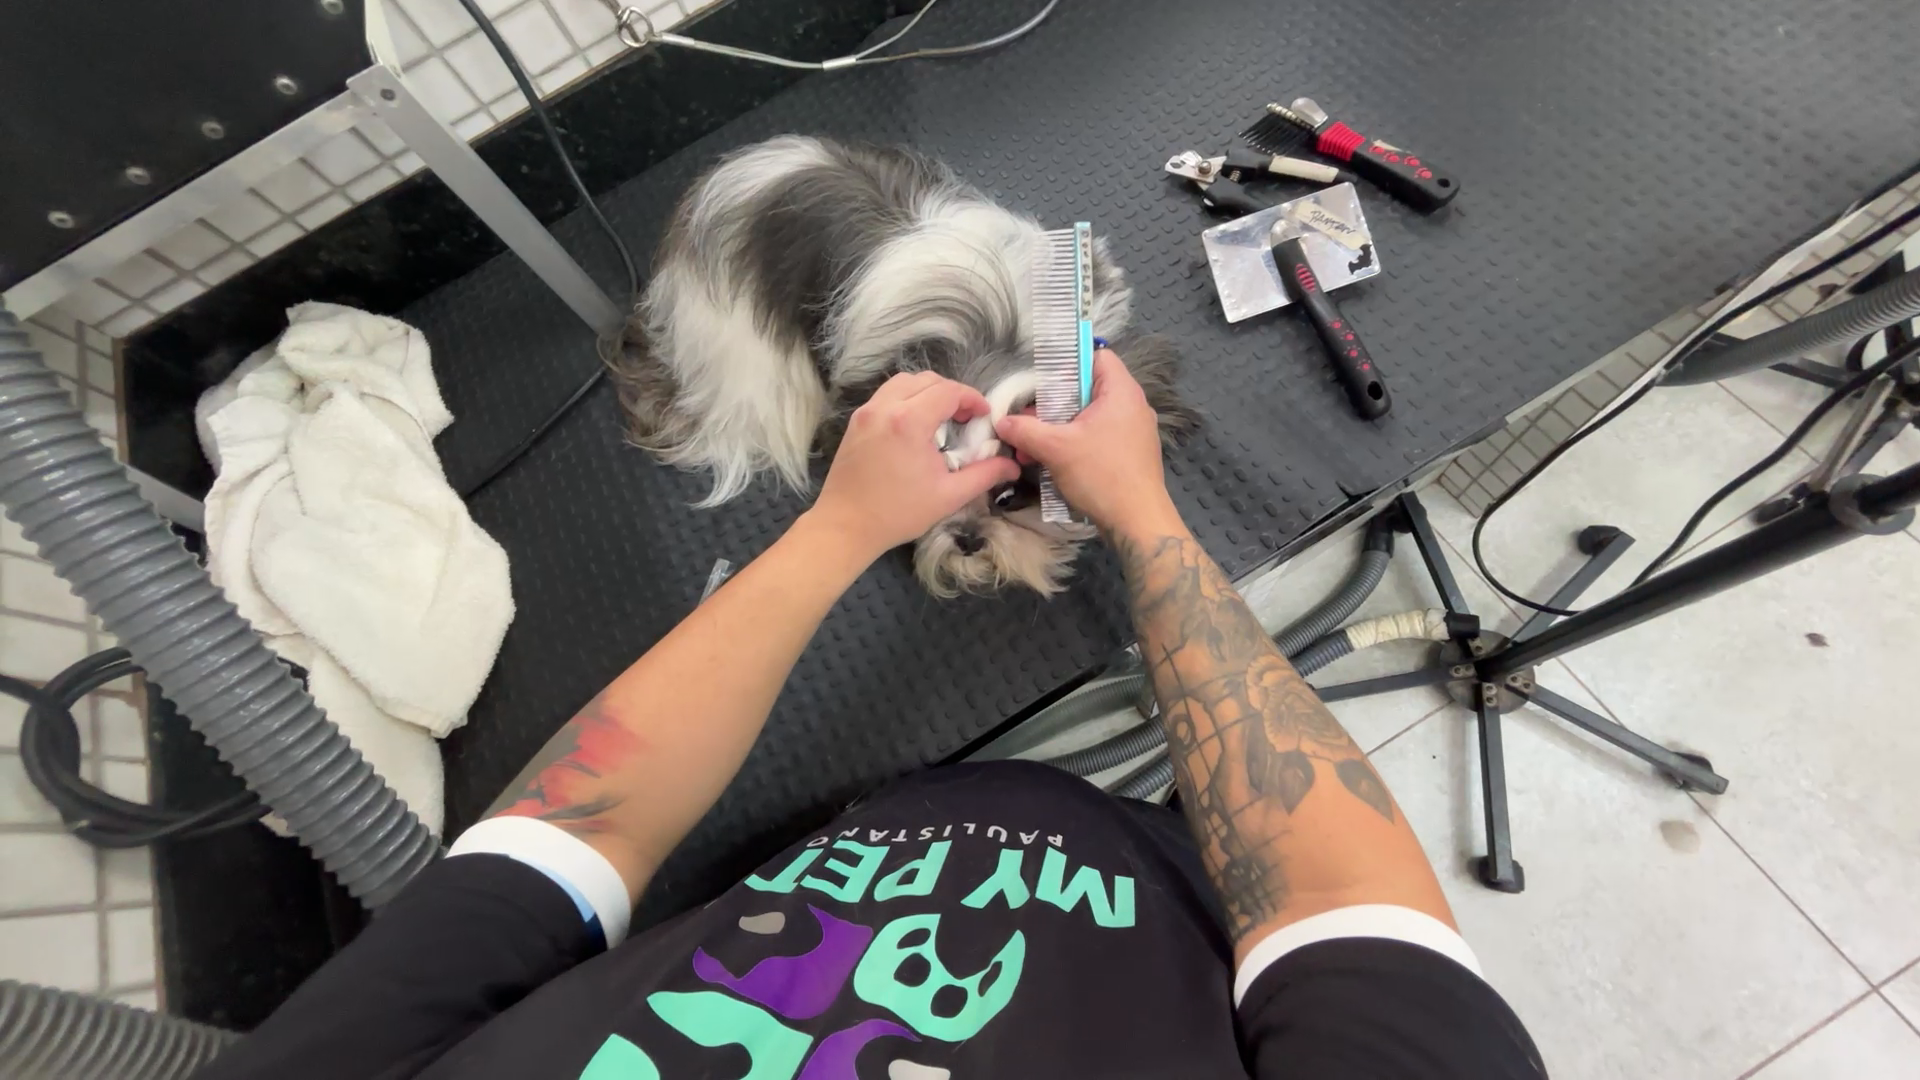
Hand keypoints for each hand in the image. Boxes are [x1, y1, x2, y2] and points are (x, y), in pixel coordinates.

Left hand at [805, 372, 1019, 560]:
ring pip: (903, 382)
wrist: (846, 526)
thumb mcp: (949, 496)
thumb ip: (984, 475)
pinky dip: (906, 399)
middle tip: (966, 418)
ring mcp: (866, 412)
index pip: (948, 391)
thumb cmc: (898, 513)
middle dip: (951, 393)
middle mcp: (885, 407)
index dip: (972, 399)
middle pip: (926, 379)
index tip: (984, 416)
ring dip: (927, 392)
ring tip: (941, 418)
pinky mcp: (855, 421)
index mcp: (909, 421)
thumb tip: (1012, 466)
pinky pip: (886, 396)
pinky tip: (916, 426)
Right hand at [995, 348, 1183, 537]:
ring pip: (1091, 416)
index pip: (1097, 356)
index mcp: (1121, 391)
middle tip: (1030, 421)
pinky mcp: (1132, 453)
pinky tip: (1056, 462)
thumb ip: (1025, 430)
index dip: (1069, 364)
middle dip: (1055, 404)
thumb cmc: (1101, 475)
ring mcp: (1134, 431)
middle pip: (1088, 389)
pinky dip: (1078, 443)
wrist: (1137, 521)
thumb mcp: (1056, 449)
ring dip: (1061, 428)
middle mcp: (1133, 406)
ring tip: (1035, 448)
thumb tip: (1001, 421)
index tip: (1043, 385)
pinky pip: (1100, 436)